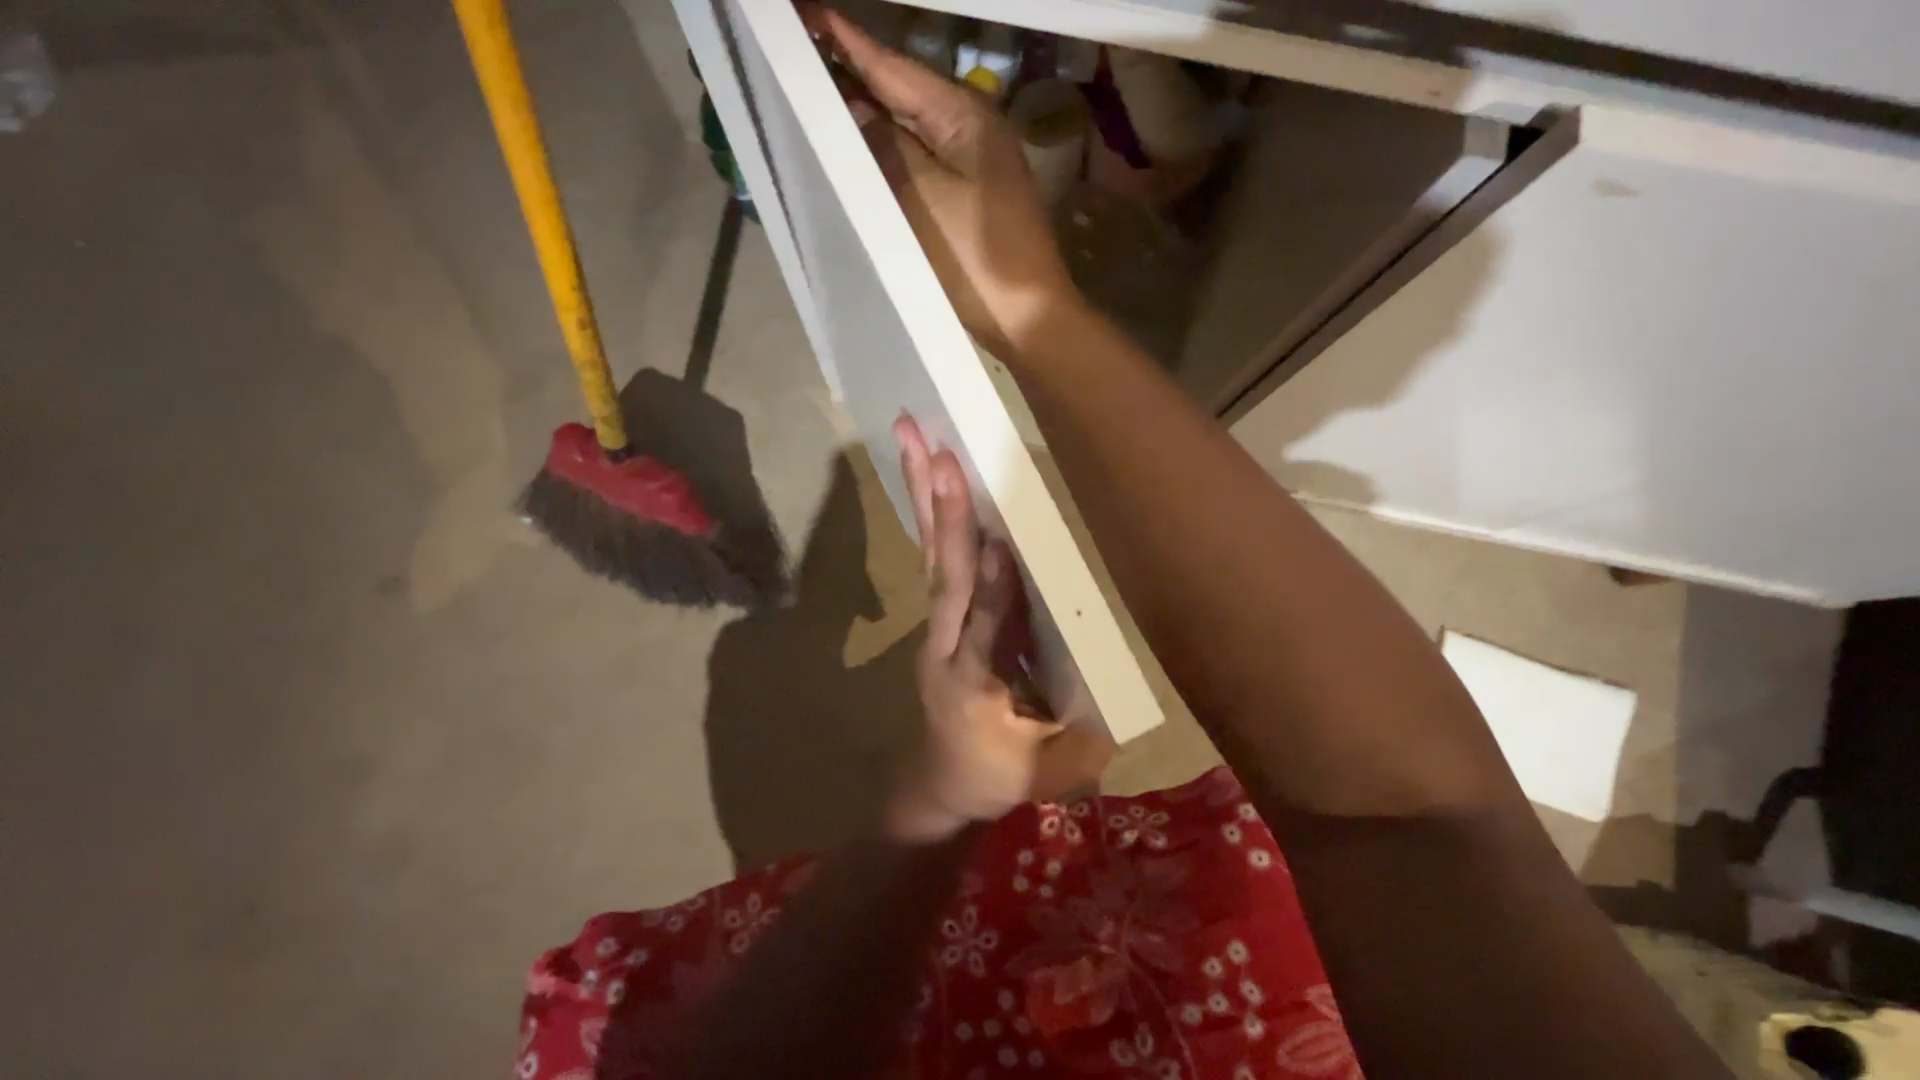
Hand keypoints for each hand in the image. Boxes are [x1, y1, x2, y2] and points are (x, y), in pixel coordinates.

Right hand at [803, 5, 1078, 352]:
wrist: (1026, 316)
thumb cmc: (976, 256)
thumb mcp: (922, 196)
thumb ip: (885, 145)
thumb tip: (855, 107)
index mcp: (963, 116)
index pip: (893, 67)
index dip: (846, 40)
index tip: (803, 12)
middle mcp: (969, 128)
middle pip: (901, 90)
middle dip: (852, 70)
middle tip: (797, 50)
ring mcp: (971, 162)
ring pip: (907, 125)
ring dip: (866, 109)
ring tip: (814, 87)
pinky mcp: (966, 195)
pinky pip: (917, 158)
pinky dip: (885, 149)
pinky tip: (856, 148)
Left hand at [885, 415, 1111, 841]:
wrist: (938, 784)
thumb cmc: (996, 777)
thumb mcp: (1044, 773)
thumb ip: (1078, 743)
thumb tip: (1119, 703)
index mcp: (973, 685)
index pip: (984, 632)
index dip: (992, 590)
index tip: (997, 542)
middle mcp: (944, 645)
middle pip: (945, 575)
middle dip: (945, 514)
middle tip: (935, 451)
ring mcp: (935, 627)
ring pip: (931, 554)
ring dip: (923, 493)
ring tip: (911, 435)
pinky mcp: (939, 616)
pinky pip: (935, 557)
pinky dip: (930, 510)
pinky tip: (925, 469)